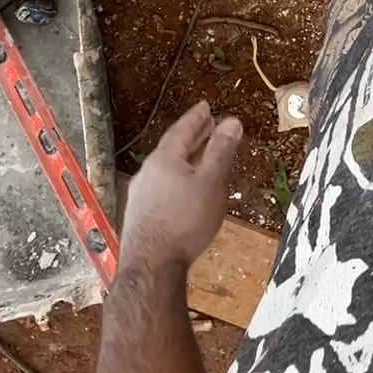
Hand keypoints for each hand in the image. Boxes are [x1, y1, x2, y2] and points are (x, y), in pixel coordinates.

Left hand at [120, 102, 242, 274]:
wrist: (152, 267)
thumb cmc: (186, 220)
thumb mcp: (211, 182)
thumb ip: (221, 150)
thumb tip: (232, 121)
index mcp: (164, 159)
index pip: (182, 129)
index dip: (196, 117)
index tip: (205, 106)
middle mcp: (148, 172)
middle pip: (173, 147)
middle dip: (192, 135)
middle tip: (207, 124)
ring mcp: (141, 194)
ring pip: (167, 167)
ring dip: (186, 156)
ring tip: (201, 154)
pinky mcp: (140, 214)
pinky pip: (162, 183)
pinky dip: (178, 175)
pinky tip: (185, 186)